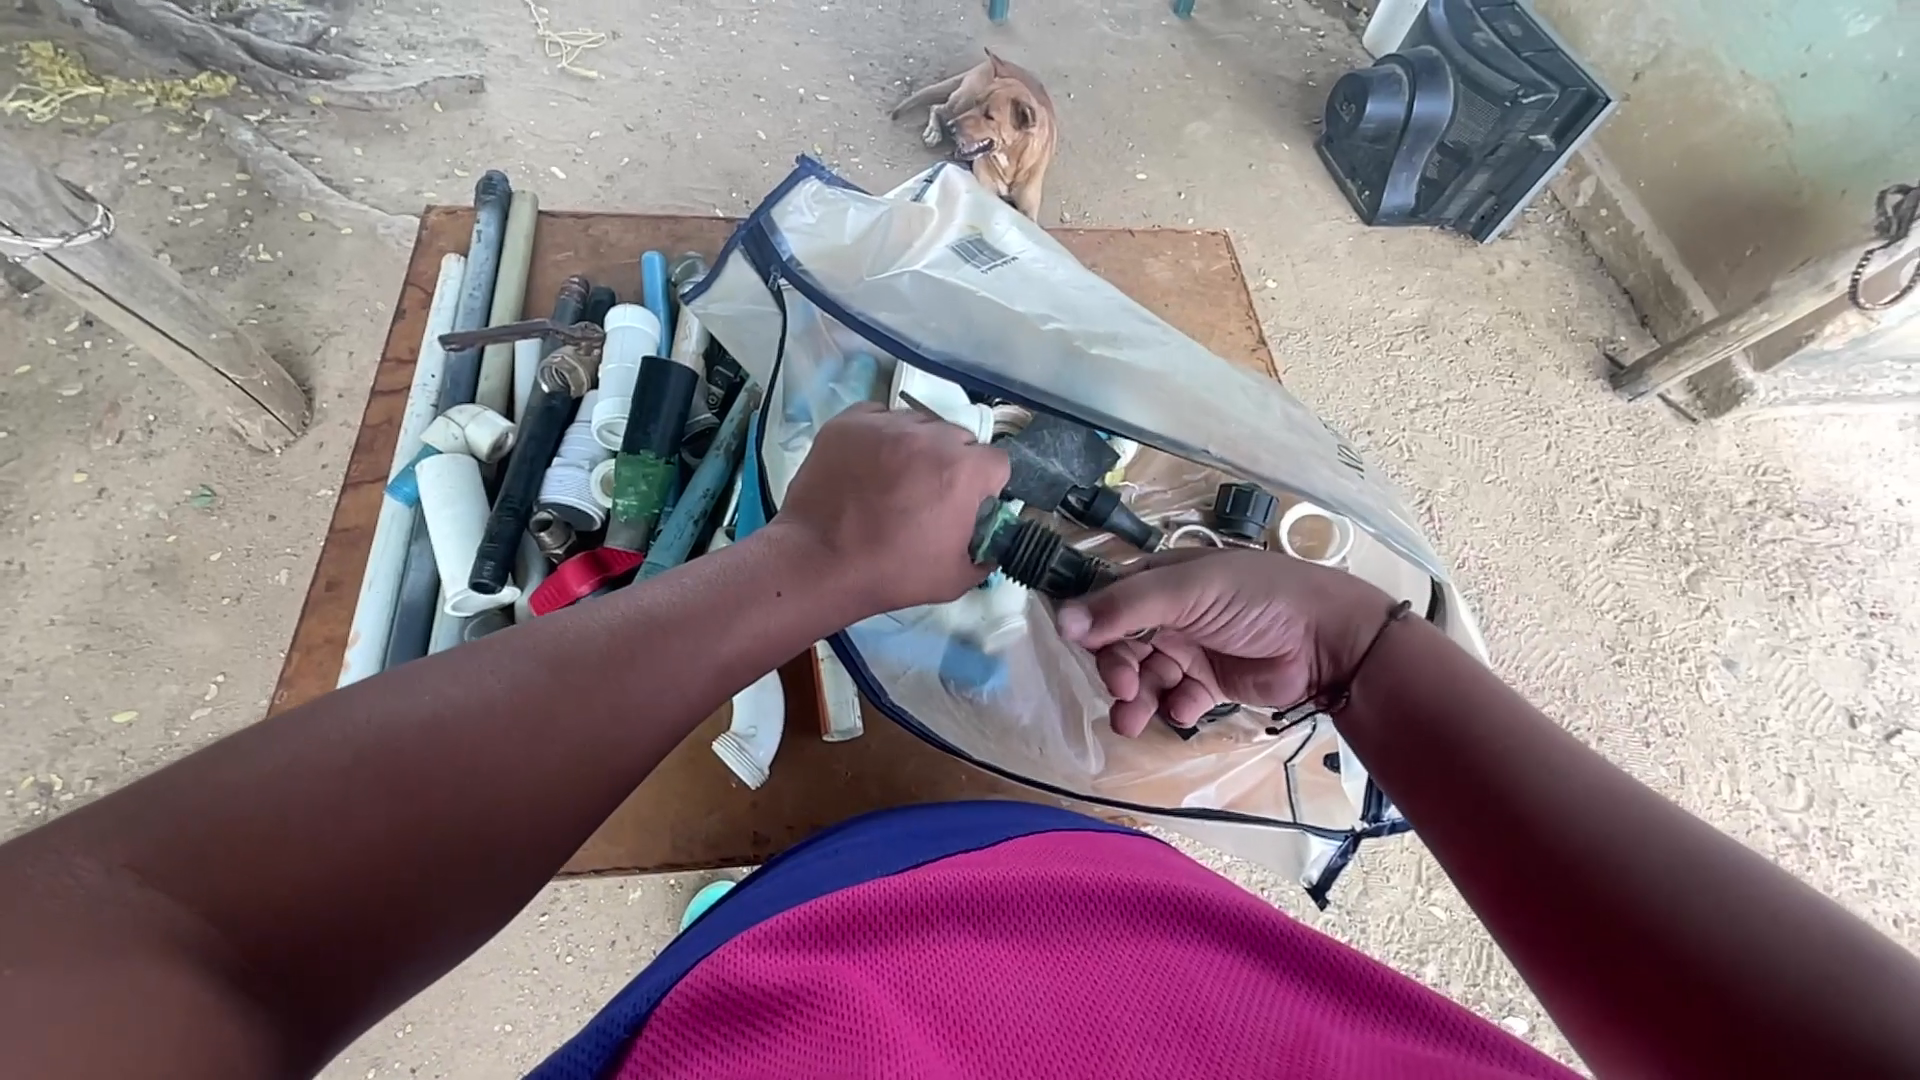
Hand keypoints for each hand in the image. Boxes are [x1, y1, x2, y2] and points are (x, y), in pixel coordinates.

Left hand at [774, 403, 1009, 614]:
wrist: (820, 562)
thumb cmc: (892, 572)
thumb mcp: (955, 579)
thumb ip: (984, 556)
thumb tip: (989, 546)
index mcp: (964, 470)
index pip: (996, 463)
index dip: (985, 487)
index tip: (967, 505)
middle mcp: (930, 435)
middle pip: (959, 438)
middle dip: (953, 463)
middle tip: (929, 495)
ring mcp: (887, 424)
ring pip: (920, 424)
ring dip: (918, 447)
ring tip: (895, 478)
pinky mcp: (850, 422)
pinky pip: (880, 418)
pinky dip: (881, 436)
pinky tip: (870, 464)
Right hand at [1055, 548, 1393, 736]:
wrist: (1330, 638)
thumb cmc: (1255, 599)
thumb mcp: (1187, 591)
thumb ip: (1124, 608)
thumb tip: (1061, 621)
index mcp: (1160, 581)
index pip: (1107, 604)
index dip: (1092, 629)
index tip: (1084, 652)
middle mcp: (1170, 614)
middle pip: (1122, 646)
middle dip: (1115, 671)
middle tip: (1122, 690)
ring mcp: (1191, 648)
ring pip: (1145, 677)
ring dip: (1134, 698)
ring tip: (1130, 722)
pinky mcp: (1211, 682)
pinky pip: (1177, 698)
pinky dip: (1174, 707)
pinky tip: (1184, 711)